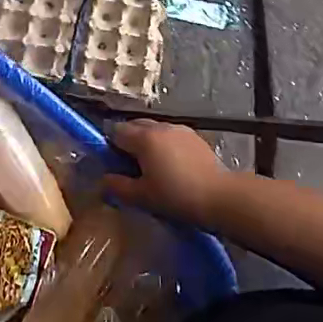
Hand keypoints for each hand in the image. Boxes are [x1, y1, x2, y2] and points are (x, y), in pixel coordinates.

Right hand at [103, 120, 234, 228]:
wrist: (219, 196)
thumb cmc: (176, 196)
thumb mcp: (142, 196)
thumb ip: (119, 186)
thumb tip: (104, 180)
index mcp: (144, 138)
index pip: (117, 131)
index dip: (109, 144)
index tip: (110, 162)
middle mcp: (161, 127)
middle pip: (135, 125)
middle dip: (127, 140)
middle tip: (127, 165)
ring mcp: (180, 129)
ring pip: (154, 129)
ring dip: (146, 141)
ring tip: (149, 166)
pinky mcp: (195, 136)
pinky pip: (170, 135)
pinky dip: (164, 144)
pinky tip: (170, 164)